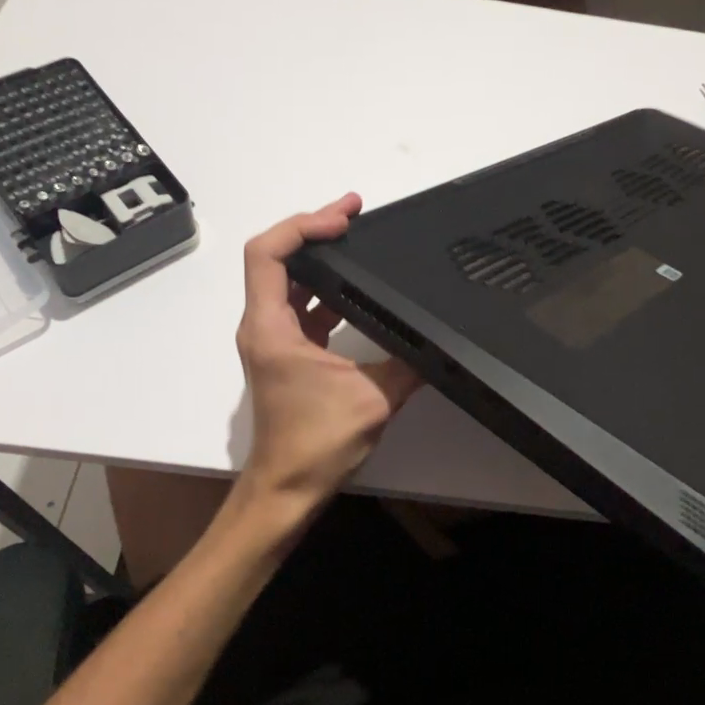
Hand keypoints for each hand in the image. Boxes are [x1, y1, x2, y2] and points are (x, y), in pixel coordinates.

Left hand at [234, 194, 420, 514]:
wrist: (286, 489)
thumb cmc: (316, 443)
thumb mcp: (373, 399)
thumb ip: (408, 363)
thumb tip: (441, 341)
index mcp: (271, 327)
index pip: (269, 254)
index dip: (303, 225)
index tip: (344, 220)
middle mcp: (264, 326)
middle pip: (277, 259)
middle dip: (315, 231)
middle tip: (355, 215)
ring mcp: (272, 340)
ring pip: (288, 283)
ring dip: (320, 260)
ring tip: (358, 242)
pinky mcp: (287, 355)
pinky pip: (301, 308)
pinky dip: (325, 291)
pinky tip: (358, 290)